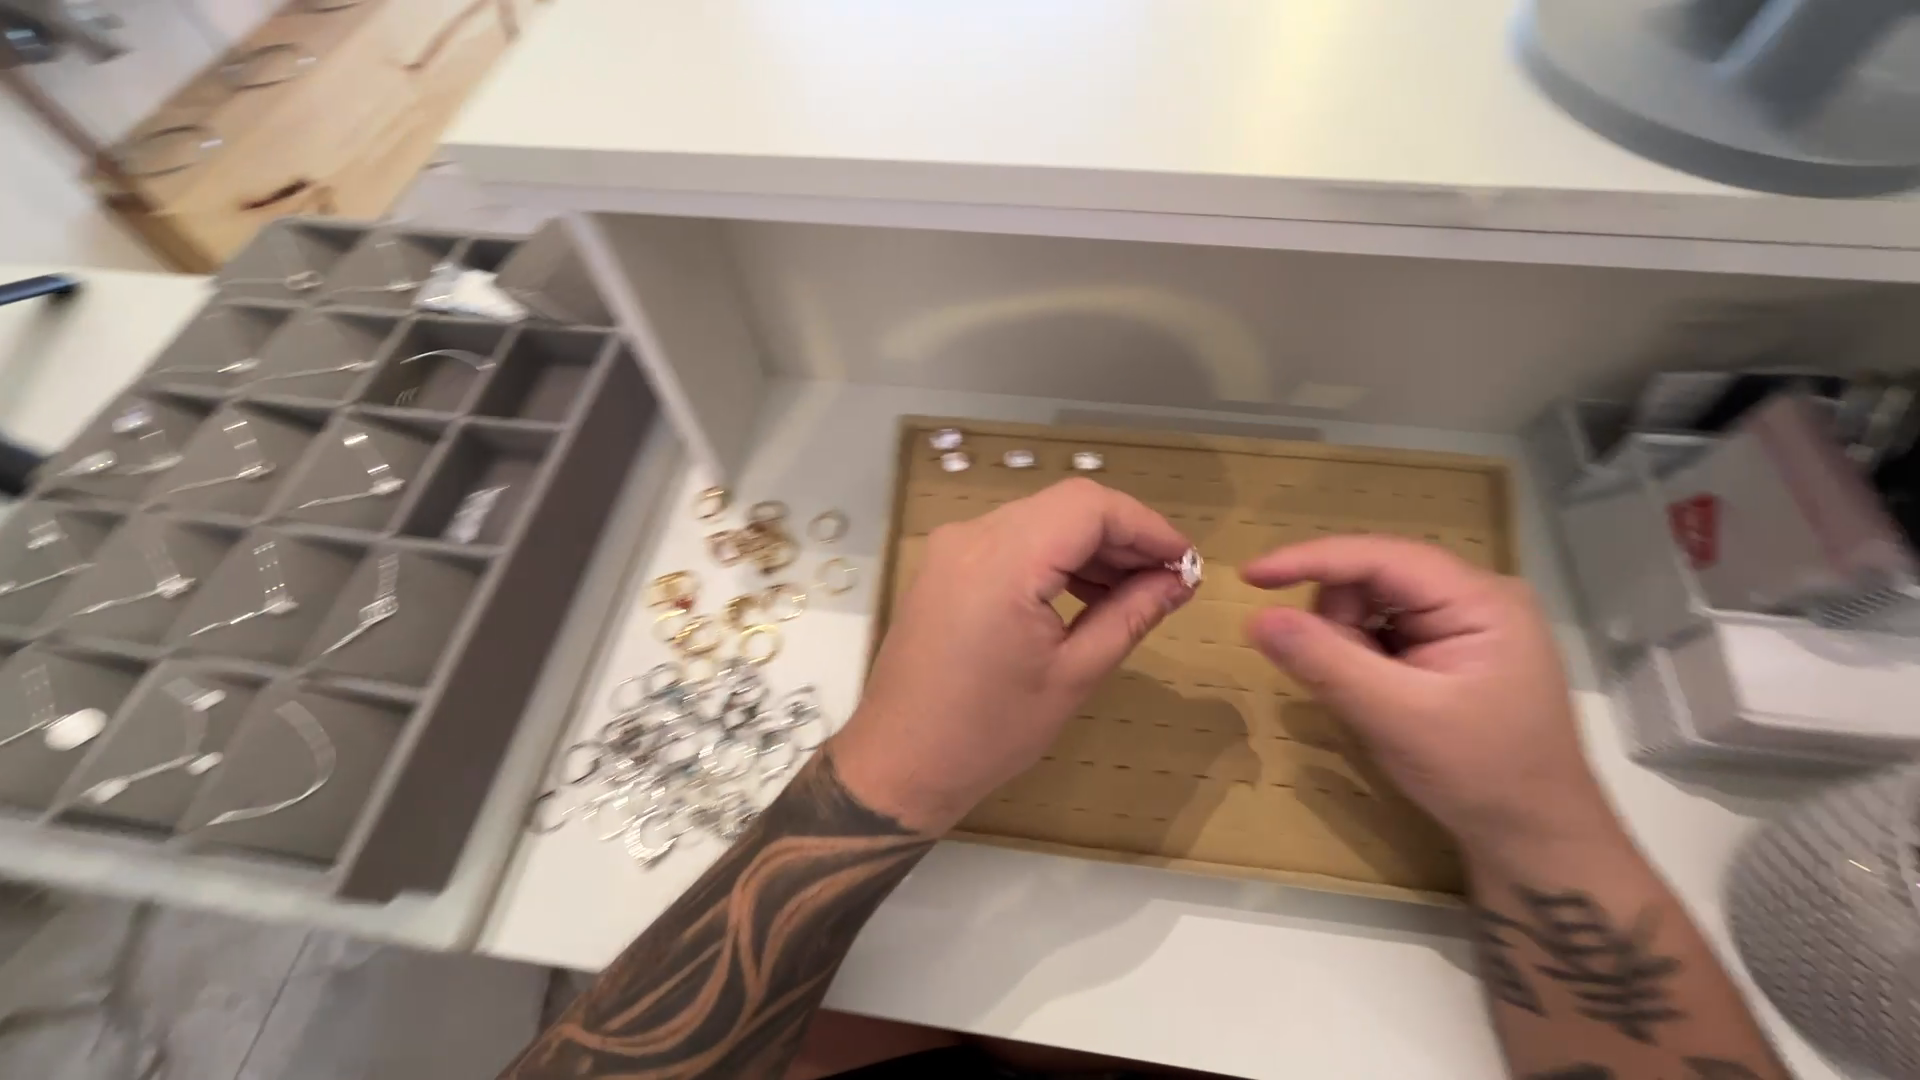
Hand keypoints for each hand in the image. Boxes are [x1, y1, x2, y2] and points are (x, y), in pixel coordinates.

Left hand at [831, 477, 1195, 832]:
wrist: (902, 760)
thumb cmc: (990, 731)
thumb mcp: (1074, 674)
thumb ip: (1131, 614)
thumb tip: (1178, 580)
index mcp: (1004, 560)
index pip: (1090, 506)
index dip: (1146, 526)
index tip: (1186, 561)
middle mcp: (973, 536)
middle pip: (1066, 507)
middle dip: (1122, 537)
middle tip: (1167, 581)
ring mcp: (952, 547)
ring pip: (1040, 520)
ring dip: (1090, 548)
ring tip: (1133, 594)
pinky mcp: (945, 564)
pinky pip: (1012, 541)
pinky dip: (1053, 557)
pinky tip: (1084, 594)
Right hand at [1240, 537, 1623, 864]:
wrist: (1535, 837)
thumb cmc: (1479, 774)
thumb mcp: (1395, 718)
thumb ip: (1325, 662)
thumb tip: (1256, 619)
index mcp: (1480, 599)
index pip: (1379, 556)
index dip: (1309, 560)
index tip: (1249, 576)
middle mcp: (1475, 596)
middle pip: (1373, 578)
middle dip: (1336, 620)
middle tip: (1336, 677)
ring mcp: (1464, 621)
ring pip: (1371, 603)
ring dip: (1345, 641)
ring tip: (1365, 695)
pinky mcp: (1450, 646)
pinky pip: (1382, 629)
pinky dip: (1359, 656)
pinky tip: (1377, 694)